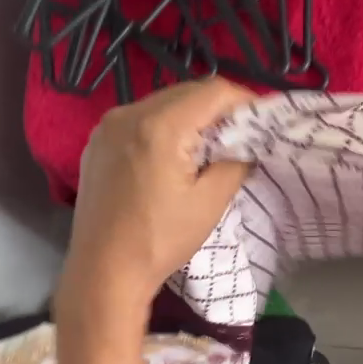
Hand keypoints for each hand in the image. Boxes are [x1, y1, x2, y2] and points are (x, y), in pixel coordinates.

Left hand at [59, 79, 255, 331]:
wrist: (104, 271)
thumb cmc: (160, 240)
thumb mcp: (209, 204)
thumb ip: (235, 164)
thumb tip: (248, 145)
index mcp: (160, 126)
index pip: (213, 91)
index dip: (245, 101)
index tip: (264, 121)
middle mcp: (129, 114)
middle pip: (186, 92)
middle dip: (219, 108)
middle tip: (243, 136)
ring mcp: (108, 126)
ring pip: (163, 104)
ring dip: (192, 117)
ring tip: (211, 147)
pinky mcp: (98, 142)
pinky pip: (140, 120)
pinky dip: (165, 128)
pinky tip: (175, 156)